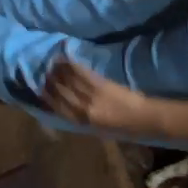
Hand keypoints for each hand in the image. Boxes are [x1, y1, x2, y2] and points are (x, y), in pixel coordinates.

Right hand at [43, 60, 162, 133]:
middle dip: (49, 81)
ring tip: (51, 64)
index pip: (57, 106)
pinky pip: (81, 72)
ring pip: (67, 80)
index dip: (46, 96)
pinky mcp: (101, 84)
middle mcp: (84, 107)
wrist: (148, 118)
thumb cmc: (125, 127)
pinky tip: (64, 58)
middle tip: (43, 73)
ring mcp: (92, 94)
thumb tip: (64, 105)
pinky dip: (70, 64)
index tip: (39, 88)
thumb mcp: (100, 128)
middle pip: (59, 91)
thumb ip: (81, 116)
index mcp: (83, 120)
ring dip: (57, 70)